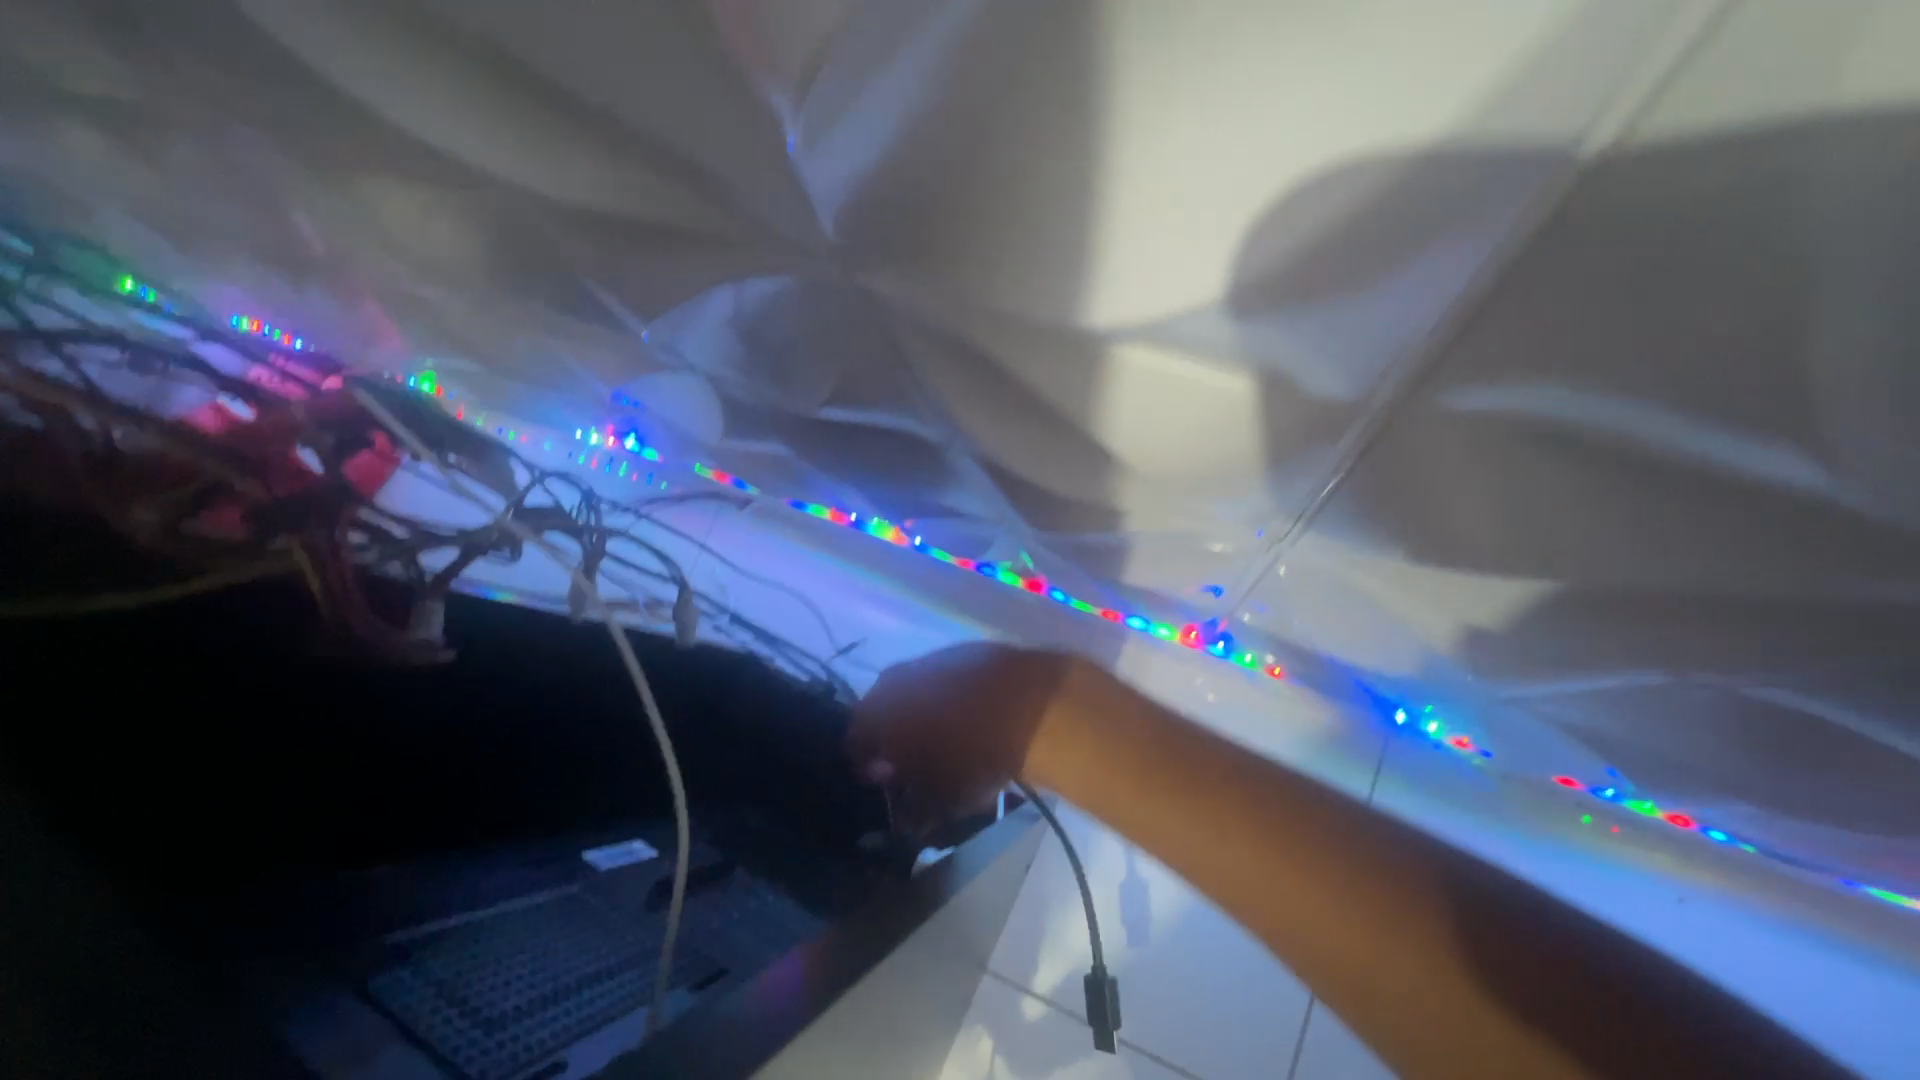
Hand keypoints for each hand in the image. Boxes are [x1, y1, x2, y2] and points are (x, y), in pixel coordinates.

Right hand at [848, 643, 1086, 832]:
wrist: (1031, 704)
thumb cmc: (973, 757)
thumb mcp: (941, 798)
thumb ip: (914, 808)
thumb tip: (905, 814)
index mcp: (874, 714)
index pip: (854, 743)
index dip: (868, 767)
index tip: (887, 785)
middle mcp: (891, 680)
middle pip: (880, 712)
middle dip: (893, 737)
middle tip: (916, 762)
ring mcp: (927, 660)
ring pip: (913, 692)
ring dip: (922, 715)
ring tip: (948, 740)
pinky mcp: (963, 650)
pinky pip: (944, 679)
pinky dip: (950, 697)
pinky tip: (974, 716)